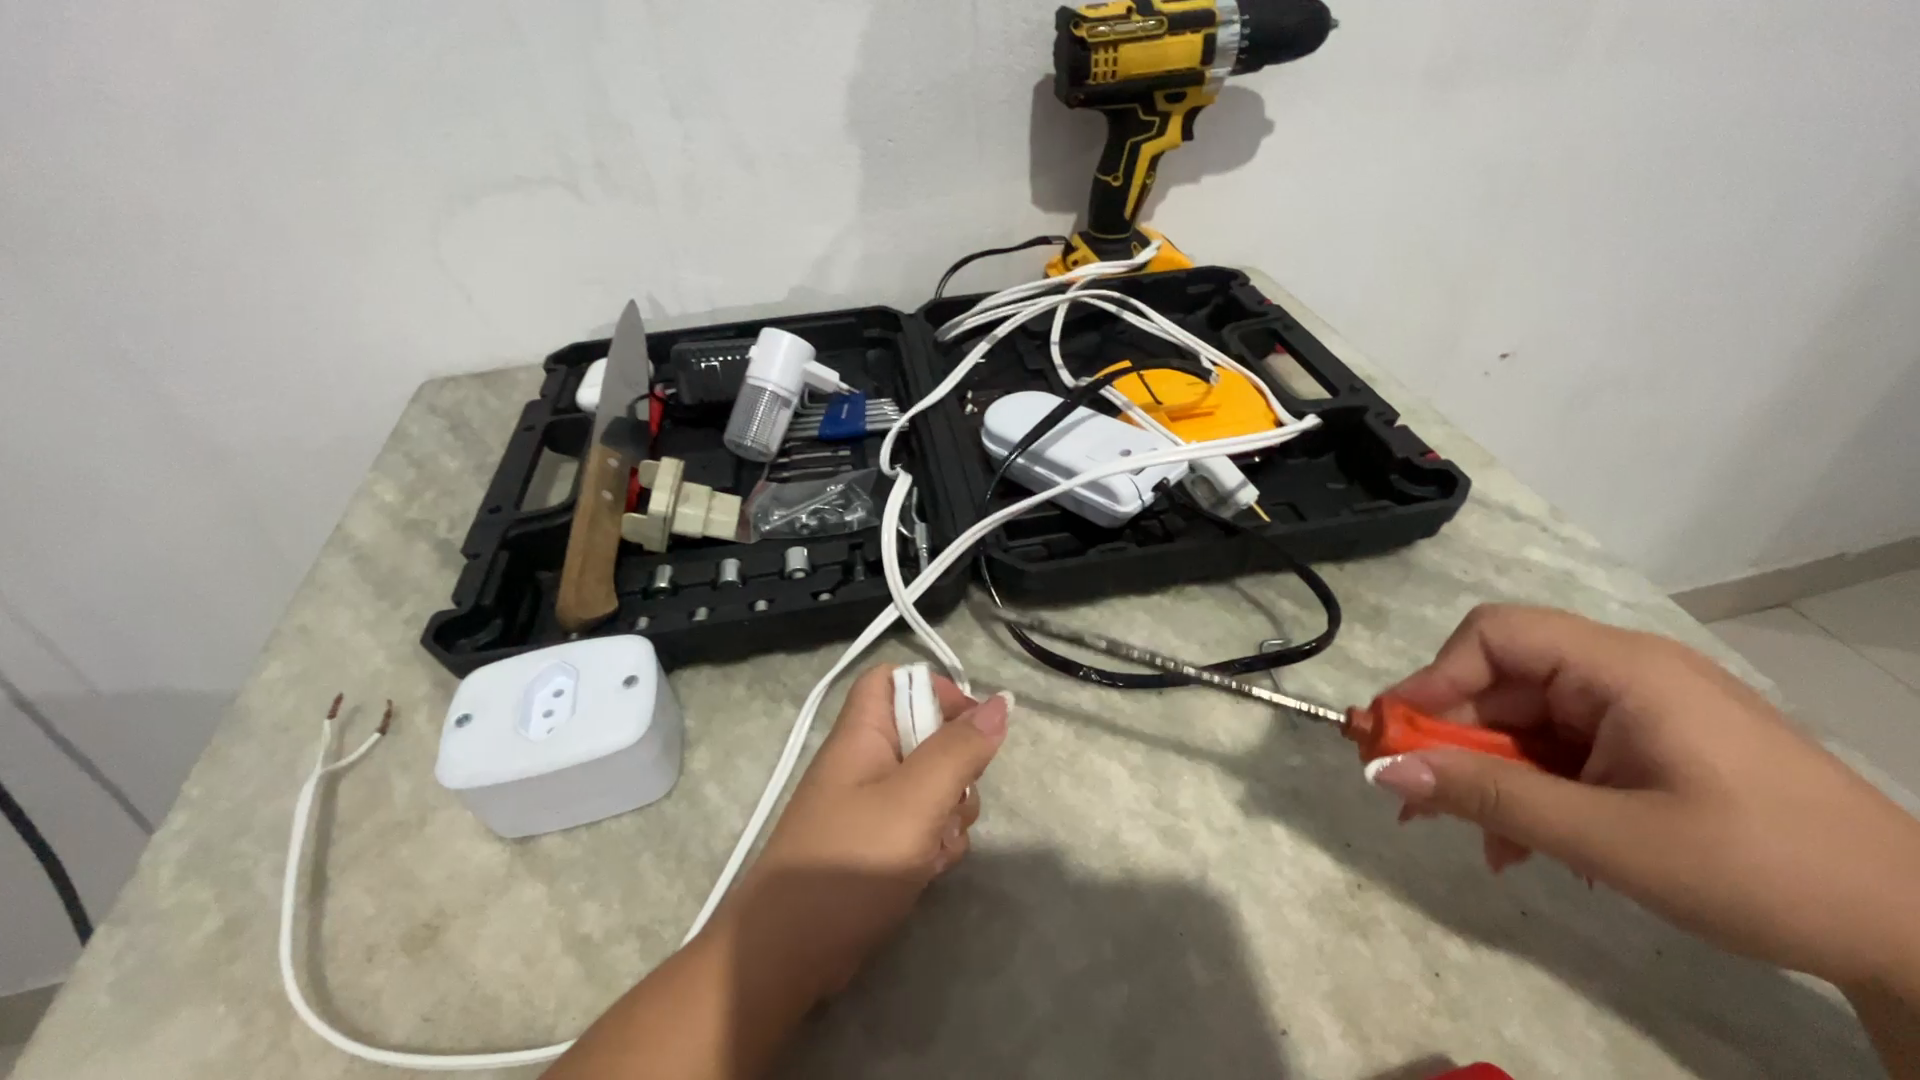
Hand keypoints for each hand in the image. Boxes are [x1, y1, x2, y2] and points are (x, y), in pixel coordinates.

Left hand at [714, 665, 1010, 1001]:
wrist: (790, 952)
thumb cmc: (849, 863)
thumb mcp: (914, 801)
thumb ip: (959, 750)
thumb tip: (1001, 701)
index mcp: (861, 735)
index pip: (893, 679)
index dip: (935, 689)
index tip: (969, 725)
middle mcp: (865, 763)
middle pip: (926, 735)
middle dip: (956, 766)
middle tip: (954, 798)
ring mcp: (871, 807)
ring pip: (933, 785)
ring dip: (951, 812)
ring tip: (938, 844)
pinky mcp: (877, 846)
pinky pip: (923, 827)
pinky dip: (936, 844)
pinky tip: (931, 870)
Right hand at [1366, 604, 1919, 990]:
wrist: (1909, 928)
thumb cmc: (1761, 868)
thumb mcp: (1608, 839)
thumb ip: (1490, 798)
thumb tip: (1381, 770)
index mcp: (1622, 669)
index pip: (1494, 636)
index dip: (1432, 680)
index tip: (1390, 737)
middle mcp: (1624, 675)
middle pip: (1503, 683)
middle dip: (1453, 742)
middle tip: (1413, 802)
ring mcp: (1640, 712)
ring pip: (1527, 725)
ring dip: (1491, 778)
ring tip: (1481, 842)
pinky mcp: (1651, 748)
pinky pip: (1563, 754)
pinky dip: (1532, 793)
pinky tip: (1528, 847)